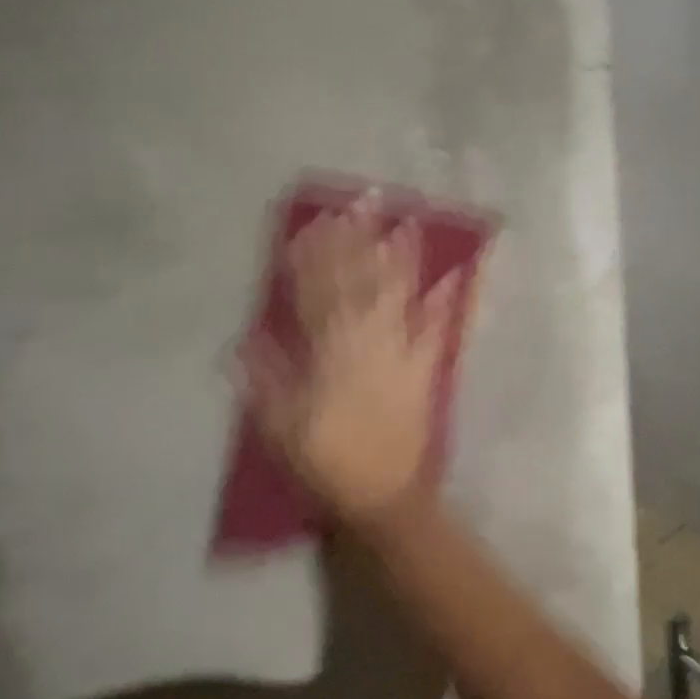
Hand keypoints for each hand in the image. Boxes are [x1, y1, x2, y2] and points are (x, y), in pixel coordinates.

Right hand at [235, 196, 459, 524]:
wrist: (384, 495)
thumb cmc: (326, 463)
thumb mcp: (280, 428)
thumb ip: (264, 381)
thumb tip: (243, 340)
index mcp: (326, 357)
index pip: (315, 297)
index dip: (312, 259)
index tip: (311, 224)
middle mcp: (365, 346)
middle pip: (358, 285)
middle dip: (357, 242)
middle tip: (361, 203)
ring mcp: (401, 355)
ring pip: (398, 297)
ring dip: (400, 258)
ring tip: (406, 222)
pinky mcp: (426, 370)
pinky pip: (438, 330)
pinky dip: (448, 302)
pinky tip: (456, 275)